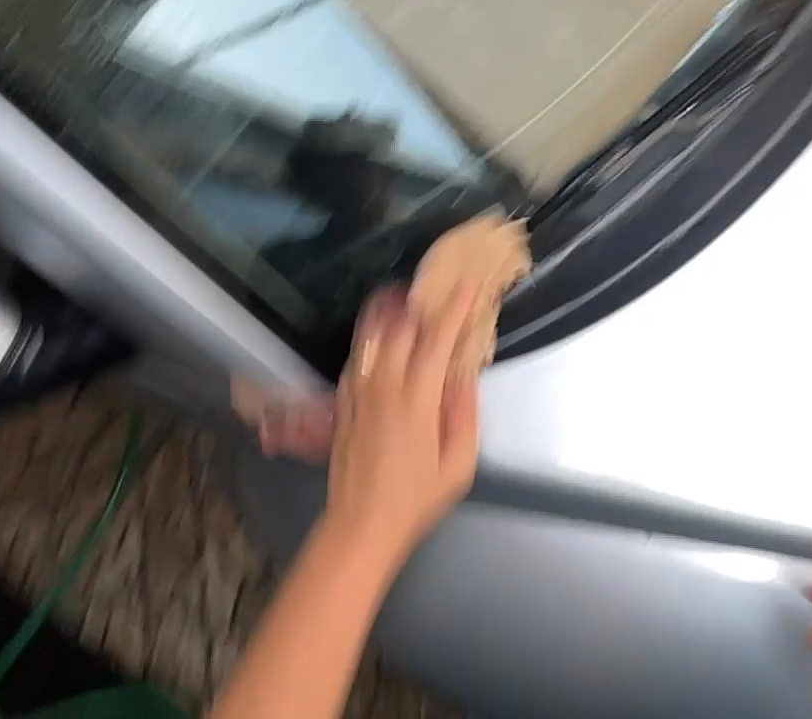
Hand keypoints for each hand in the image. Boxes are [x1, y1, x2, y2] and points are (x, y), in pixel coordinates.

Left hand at [321, 284, 482, 556]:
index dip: (455, 308)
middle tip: (436, 284)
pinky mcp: (343, 403)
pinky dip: (371, 337)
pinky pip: (357, 357)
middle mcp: (384, 387)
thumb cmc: (417, 498)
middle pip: (401, 328)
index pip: (437, 339)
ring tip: (404, 295)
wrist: (360, 526)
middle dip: (421, 301)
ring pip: (372, 337)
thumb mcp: (459, 464)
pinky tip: (379, 333)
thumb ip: (464, 413)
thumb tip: (464, 374)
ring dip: (390, 311)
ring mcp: (358, 393)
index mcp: (417, 399)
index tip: (468, 285)